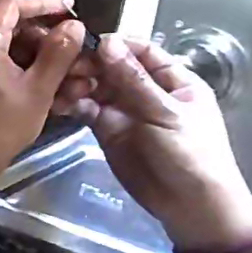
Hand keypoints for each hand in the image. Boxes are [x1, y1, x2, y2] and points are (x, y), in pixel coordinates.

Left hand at [0, 0, 85, 181]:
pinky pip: (9, 64)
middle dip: (52, 36)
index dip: (44, 0)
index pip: (12, 2)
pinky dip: (33, 71)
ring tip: (78, 74)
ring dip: (47, 58)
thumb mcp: (37, 90)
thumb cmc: (0, 126)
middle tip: (81, 48)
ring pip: (17, 47)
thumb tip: (75, 26)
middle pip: (16, 25)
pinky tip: (61, 88)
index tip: (71, 5)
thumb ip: (58, 54)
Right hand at [54, 34, 251, 250]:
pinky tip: (59, 103)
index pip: (141, 50)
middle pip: (113, 66)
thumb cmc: (191, 156)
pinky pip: (87, 109)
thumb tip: (106, 42)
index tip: (86, 44)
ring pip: (96, 86)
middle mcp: (146, 90)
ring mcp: (126, 110)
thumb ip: (133, 80)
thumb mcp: (166, 114)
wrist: (192, 210)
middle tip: (66, 67)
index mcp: (173, 80)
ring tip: (61, 87)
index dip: (115, 45)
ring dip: (77, 83)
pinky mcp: (108, 130)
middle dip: (90, 64)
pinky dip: (73, 104)